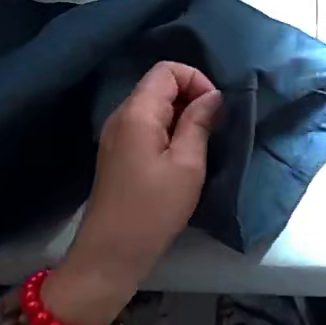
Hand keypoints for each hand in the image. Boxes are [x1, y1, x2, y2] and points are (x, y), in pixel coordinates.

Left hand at [47, 62, 223, 324]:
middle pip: (159, 84)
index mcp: (137, 112)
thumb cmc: (153, 209)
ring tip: (200, 143)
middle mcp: (121, 115)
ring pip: (154, 105)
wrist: (110, 254)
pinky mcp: (117, 152)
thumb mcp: (187, 165)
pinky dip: (168, 130)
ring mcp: (116, 134)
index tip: (215, 110)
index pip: (167, 70)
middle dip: (191, 97)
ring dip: (181, 116)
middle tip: (213, 129)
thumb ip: (199, 123)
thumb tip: (212, 96)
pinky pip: (146, 125)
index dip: (197, 80)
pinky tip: (181, 156)